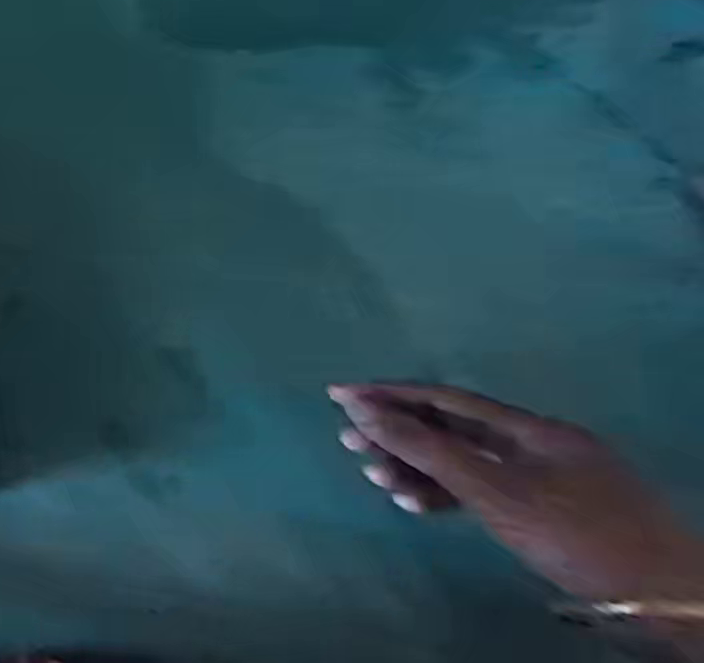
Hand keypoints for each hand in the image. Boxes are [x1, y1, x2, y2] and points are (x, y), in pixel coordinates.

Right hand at [330, 382, 703, 600]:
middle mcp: (538, 446)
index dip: (387, 393)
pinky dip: (442, 492)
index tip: (337, 394)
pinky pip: (478, 488)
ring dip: (412, 468)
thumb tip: (354, 405)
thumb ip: (419, 444)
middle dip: (394, 435)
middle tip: (349, 442)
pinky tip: (416, 504)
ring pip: (459, 461)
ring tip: (377, 480)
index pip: (444, 398)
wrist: (676, 613)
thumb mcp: (491, 489)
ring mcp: (545, 480)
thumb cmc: (578, 536)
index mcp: (534, 430)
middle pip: (448, 429)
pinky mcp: (545, 511)